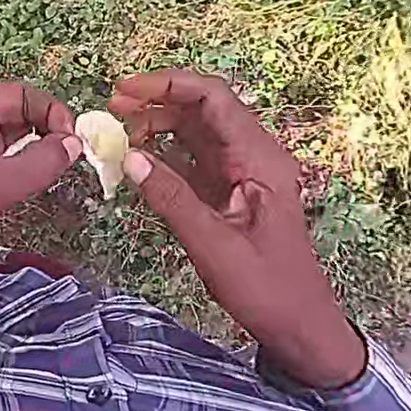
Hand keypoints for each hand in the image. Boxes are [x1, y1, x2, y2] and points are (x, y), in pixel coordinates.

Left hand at [0, 83, 80, 308]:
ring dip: (45, 149)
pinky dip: (35, 169)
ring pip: (20, 141)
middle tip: (77, 151)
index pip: (14, 95)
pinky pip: (15, 166)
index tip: (72, 136)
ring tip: (69, 163)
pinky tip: (51, 176)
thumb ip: (35, 164)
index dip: (47, 110)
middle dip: (49, 128)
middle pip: (19, 114)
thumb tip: (75, 144)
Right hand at [108, 70, 364, 387]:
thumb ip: (170, 196)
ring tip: (118, 135)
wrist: (299, 324)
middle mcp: (251, 155)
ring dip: (156, 125)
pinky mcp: (226, 189)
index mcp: (259, 158)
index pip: (214, 97)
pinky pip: (190, 158)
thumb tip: (128, 157)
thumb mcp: (213, 243)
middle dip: (155, 101)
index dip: (167, 85)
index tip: (123, 90)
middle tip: (111, 110)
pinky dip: (161, 153)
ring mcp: (238, 171)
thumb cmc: (265, 287)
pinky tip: (135, 159)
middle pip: (201, 108)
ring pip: (193, 130)